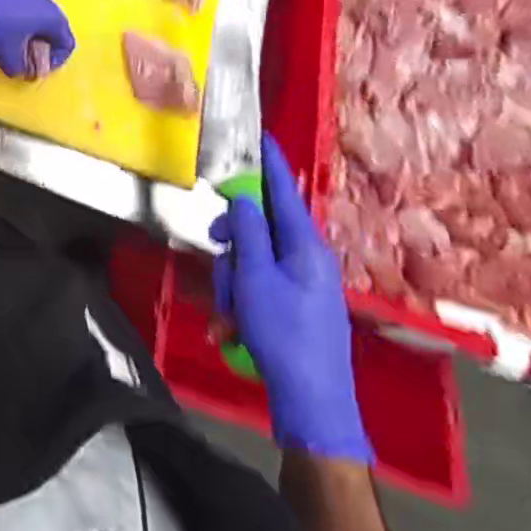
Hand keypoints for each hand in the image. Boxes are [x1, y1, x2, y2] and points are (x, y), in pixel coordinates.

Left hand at [0, 0, 74, 78]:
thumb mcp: (9, 56)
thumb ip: (21, 69)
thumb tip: (23, 72)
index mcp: (54, 19)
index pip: (67, 44)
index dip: (56, 62)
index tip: (38, 70)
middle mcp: (48, 3)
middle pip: (55, 32)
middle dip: (44, 50)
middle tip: (29, 61)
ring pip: (41, 21)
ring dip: (33, 37)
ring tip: (16, 48)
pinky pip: (29, 12)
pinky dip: (24, 25)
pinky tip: (7, 32)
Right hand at [210, 134, 371, 462]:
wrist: (313, 395)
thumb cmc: (281, 329)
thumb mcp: (255, 275)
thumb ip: (248, 230)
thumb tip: (244, 195)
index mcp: (304, 243)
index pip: (284, 189)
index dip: (269, 161)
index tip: (260, 135)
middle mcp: (308, 256)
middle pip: (261, 225)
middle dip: (234, 237)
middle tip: (217, 246)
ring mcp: (305, 280)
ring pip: (254, 256)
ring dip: (234, 276)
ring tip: (231, 310)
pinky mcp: (297, 301)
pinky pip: (260, 282)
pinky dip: (243, 296)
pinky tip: (235, 325)